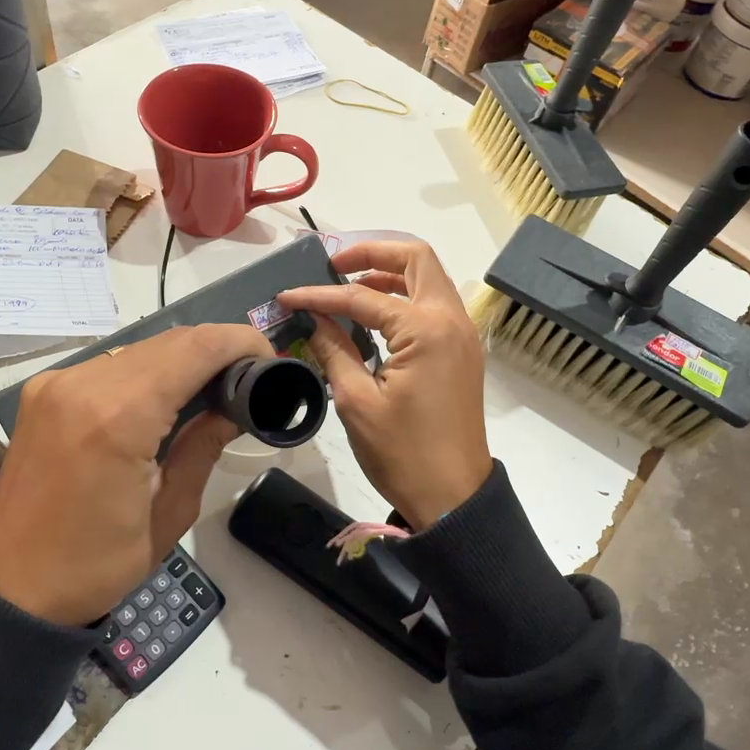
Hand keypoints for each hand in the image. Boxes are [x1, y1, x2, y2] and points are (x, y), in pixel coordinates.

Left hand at [0, 325, 273, 626]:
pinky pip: (109, 366)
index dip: (239, 343)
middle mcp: (83, 384)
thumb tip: (233, 407)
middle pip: (169, 342)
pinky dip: (144, 372)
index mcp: (118, 417)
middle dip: (215, 350)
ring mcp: (57, 384)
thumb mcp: (170, 512)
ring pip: (139, 349)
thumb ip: (203, 446)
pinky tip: (162, 399)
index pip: (194, 349)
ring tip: (210, 390)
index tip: (269, 360)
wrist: (11, 589)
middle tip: (248, 380)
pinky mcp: (42, 392)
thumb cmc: (96, 566)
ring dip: (180, 360)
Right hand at [276, 241, 492, 530]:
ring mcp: (462, 334)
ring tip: (348, 285)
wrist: (453, 497)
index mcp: (426, 329)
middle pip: (416, 258)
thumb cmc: (402, 452)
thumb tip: (314, 317)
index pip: (364, 296)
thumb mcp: (356, 400)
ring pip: (428, 279)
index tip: (287, 296)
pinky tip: (373, 314)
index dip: (320, 294)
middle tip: (333, 265)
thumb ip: (334, 349)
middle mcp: (452, 319)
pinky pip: (434, 305)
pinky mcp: (461, 351)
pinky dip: (404, 297)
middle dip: (372, 252)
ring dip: (390, 272)